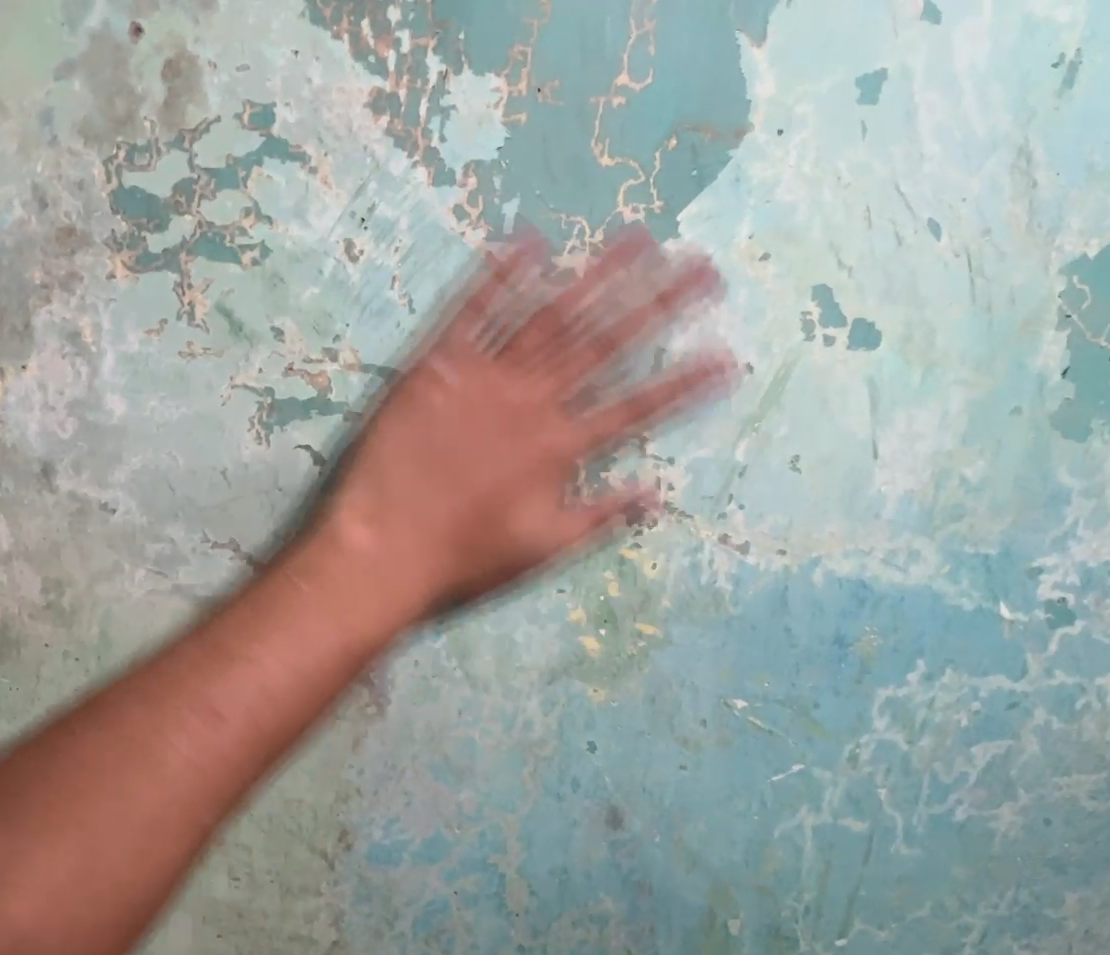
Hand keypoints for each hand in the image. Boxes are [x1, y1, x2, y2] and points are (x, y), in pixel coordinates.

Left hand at [307, 225, 732, 616]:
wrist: (381, 550)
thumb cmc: (461, 560)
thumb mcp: (541, 550)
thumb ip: (600, 519)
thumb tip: (657, 496)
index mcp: (559, 448)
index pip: (637, 408)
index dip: (685, 383)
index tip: (728, 357)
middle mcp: (531, 402)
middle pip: (603, 344)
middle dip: (658, 303)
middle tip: (702, 265)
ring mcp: (483, 379)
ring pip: (548, 316)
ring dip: (595, 276)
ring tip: (637, 238)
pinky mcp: (435, 367)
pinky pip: (471, 313)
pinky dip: (500, 277)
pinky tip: (529, 241)